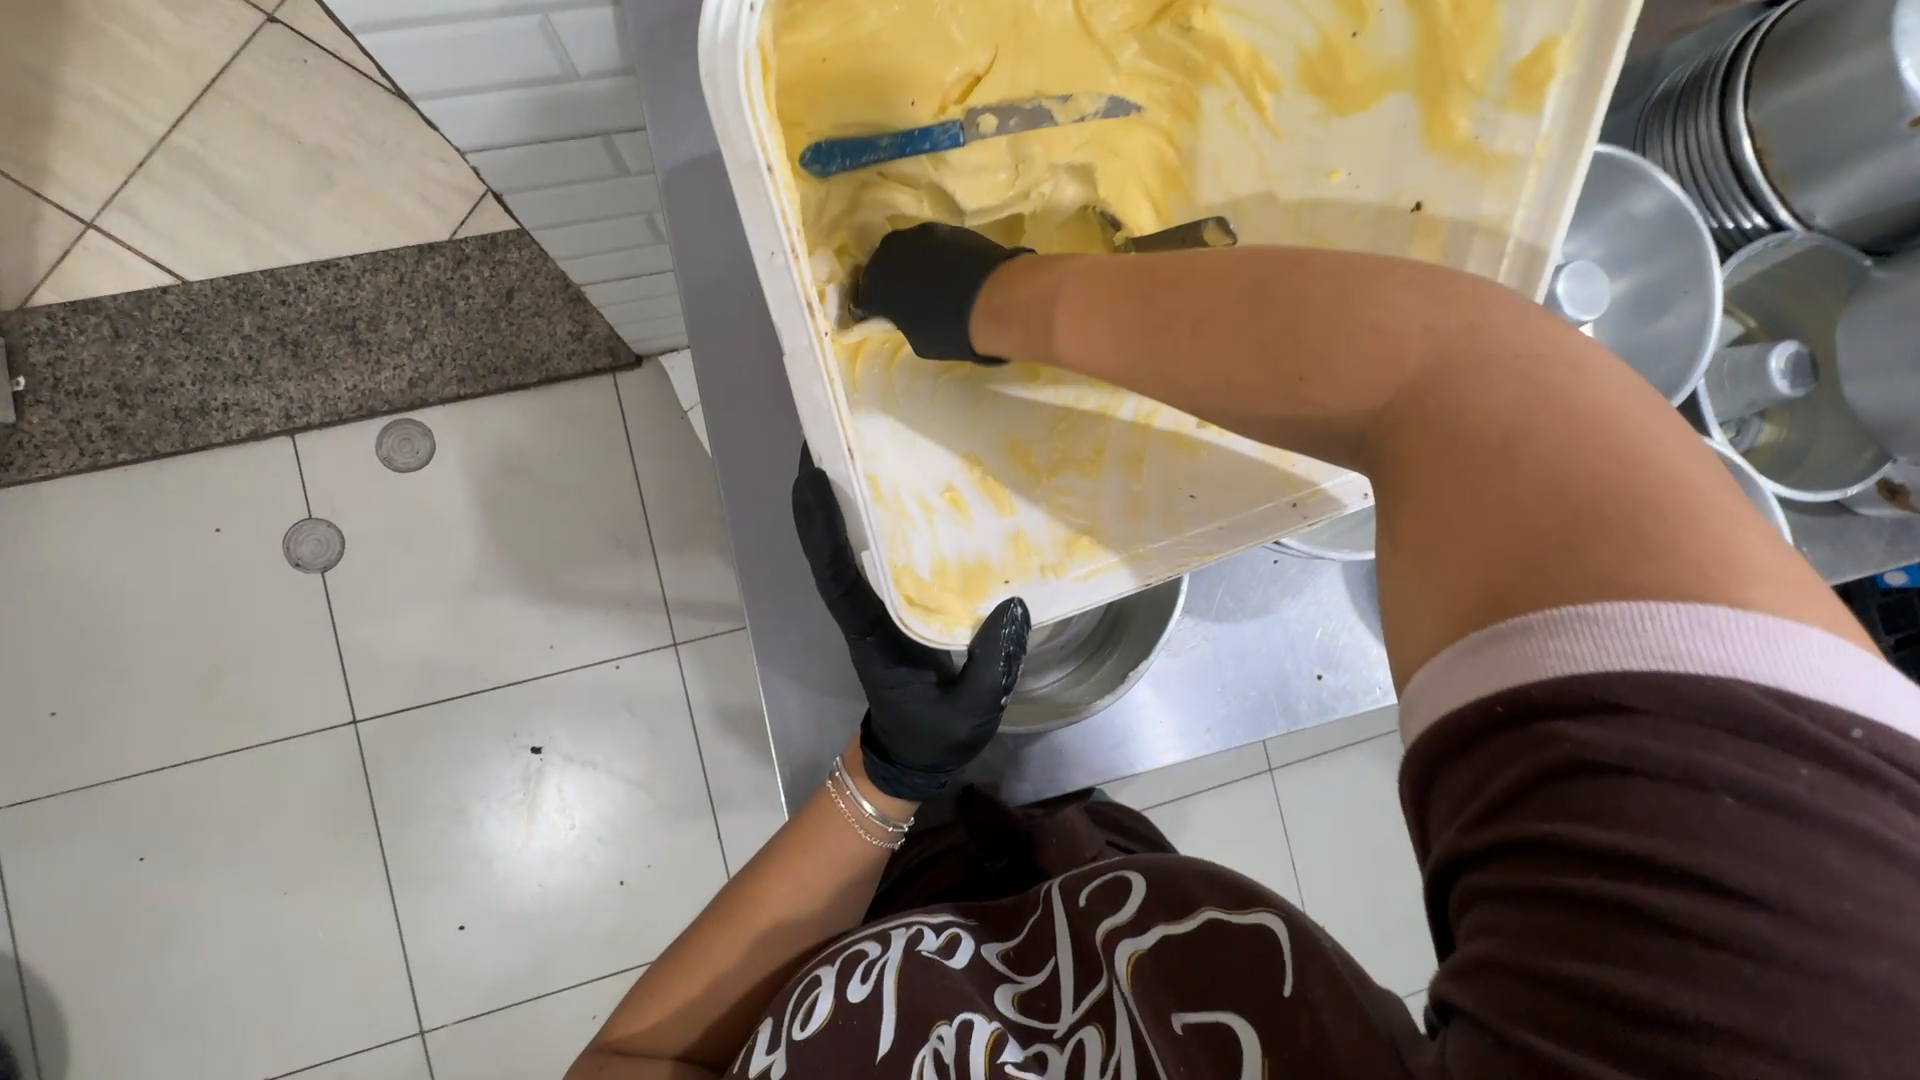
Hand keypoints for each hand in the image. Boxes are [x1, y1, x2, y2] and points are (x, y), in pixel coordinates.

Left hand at [792, 447, 1029, 799]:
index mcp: (874, 638)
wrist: (912, 756)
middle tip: (824, 434)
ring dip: (835, 502)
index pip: (838, 578)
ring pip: (843, 551)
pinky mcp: (886, 611)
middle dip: (818, 496)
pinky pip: (867, 561)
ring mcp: (872, 612)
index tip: (811, 473)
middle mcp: (863, 616)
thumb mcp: (973, 710)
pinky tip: (885, 492)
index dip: (822, 527)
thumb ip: (992, 663)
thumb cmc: (936, 735)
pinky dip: (861, 524)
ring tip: (848, 447)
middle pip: (829, 551)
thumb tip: (1013, 603)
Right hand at [854, 223, 1031, 363]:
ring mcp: (920, 234)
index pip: (866, 297)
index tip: (884, 315)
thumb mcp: (917, 339)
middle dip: (893, 278)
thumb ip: (906, 321)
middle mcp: (890, 252)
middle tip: (908, 296)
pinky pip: (936, 244)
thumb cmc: (949, 329)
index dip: (875, 307)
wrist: (993, 300)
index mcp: (876, 284)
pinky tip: (954, 270)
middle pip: (885, 265)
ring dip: (916, 262)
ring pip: (910, 250)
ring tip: (934, 280)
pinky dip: (940, 255)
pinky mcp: (949, 227)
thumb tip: (910, 314)